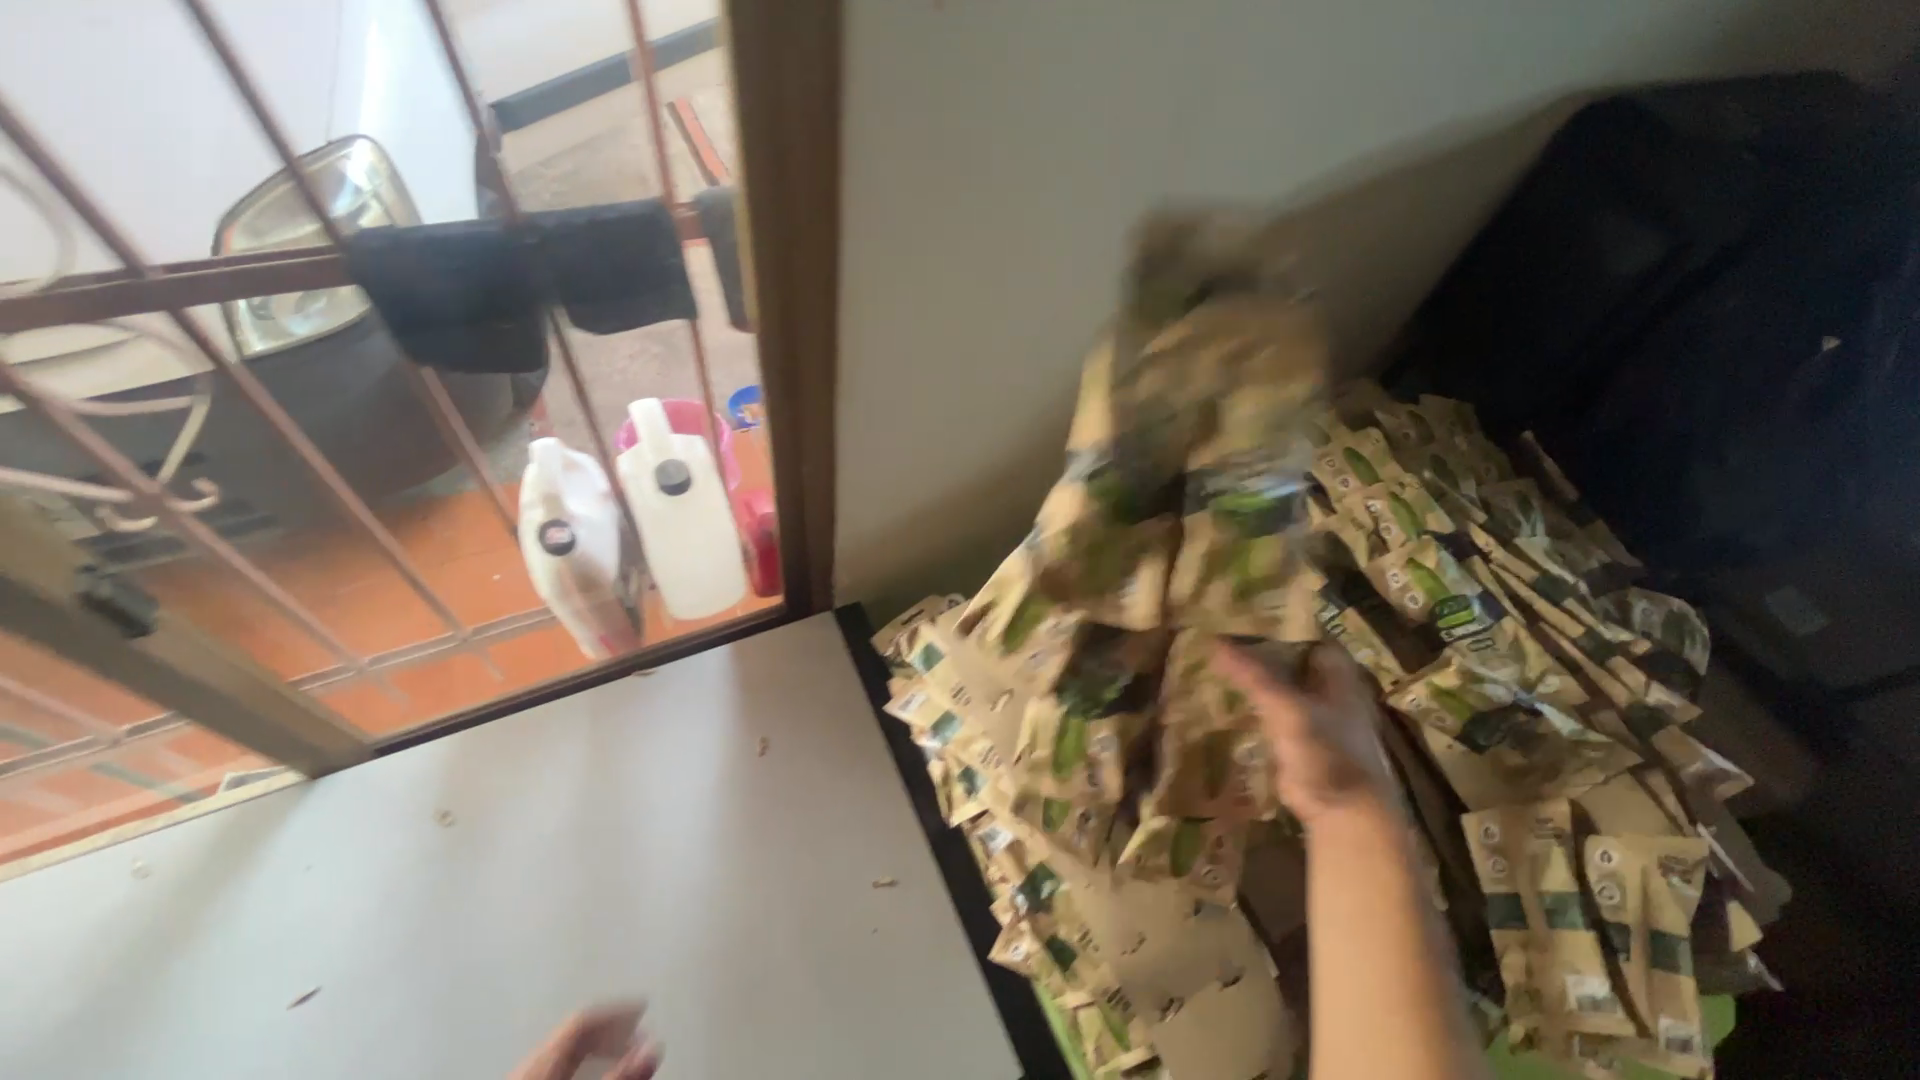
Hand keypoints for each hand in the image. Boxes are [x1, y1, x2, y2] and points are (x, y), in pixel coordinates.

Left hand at [511, 1003, 660, 1079]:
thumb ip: (619, 1078)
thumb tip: (653, 1049)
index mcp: (544, 1060)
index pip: (583, 1021)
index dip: (617, 1011)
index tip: (643, 1008)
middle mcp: (530, 1065)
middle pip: (575, 1035)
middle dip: (611, 1032)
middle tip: (639, 1037)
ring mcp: (522, 1079)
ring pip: (564, 1054)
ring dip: (598, 1051)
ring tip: (622, 1058)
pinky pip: (554, 1068)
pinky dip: (582, 1066)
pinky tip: (594, 1076)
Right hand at [1212, 640, 1394, 825]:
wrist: (1342, 811)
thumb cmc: (1326, 751)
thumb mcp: (1287, 709)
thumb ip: (1252, 676)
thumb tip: (1213, 642)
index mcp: (1339, 676)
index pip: (1307, 638)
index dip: (1278, 626)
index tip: (1243, 615)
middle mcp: (1328, 692)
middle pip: (1290, 662)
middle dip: (1259, 651)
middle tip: (1219, 635)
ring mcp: (1312, 717)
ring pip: (1278, 689)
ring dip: (1253, 680)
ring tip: (1212, 661)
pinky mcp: (1295, 741)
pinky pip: (1269, 714)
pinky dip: (1250, 706)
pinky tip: (1221, 699)